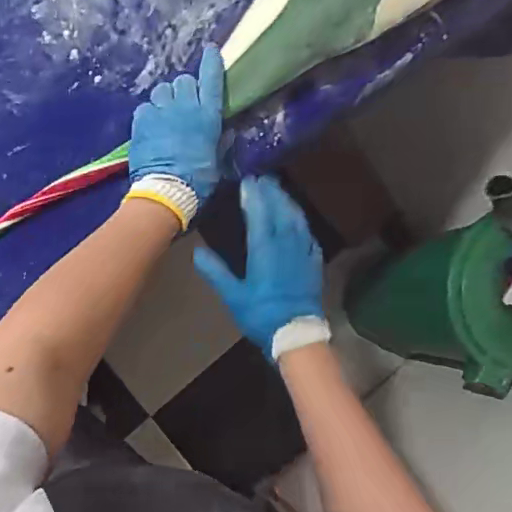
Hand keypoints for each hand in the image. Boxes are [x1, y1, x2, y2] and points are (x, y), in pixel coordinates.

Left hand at [129, 45, 225, 199]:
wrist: (166, 190)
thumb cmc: (197, 180)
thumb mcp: (216, 162)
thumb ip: (220, 143)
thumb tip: (225, 133)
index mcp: (208, 115)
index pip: (212, 78)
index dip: (211, 62)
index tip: (210, 51)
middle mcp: (186, 106)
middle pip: (184, 80)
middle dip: (183, 89)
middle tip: (181, 105)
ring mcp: (162, 111)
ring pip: (162, 89)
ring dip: (164, 99)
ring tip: (163, 114)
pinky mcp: (141, 120)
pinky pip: (144, 107)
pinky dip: (147, 114)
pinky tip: (148, 127)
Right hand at [192, 175, 324, 353]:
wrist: (295, 333)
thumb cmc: (260, 314)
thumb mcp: (233, 295)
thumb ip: (215, 272)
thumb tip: (197, 253)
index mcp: (265, 249)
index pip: (260, 213)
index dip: (254, 194)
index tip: (248, 179)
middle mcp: (287, 243)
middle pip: (281, 209)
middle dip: (272, 191)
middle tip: (263, 177)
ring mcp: (304, 251)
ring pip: (297, 217)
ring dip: (287, 201)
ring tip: (278, 190)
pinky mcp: (314, 261)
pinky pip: (307, 232)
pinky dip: (299, 220)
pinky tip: (296, 218)